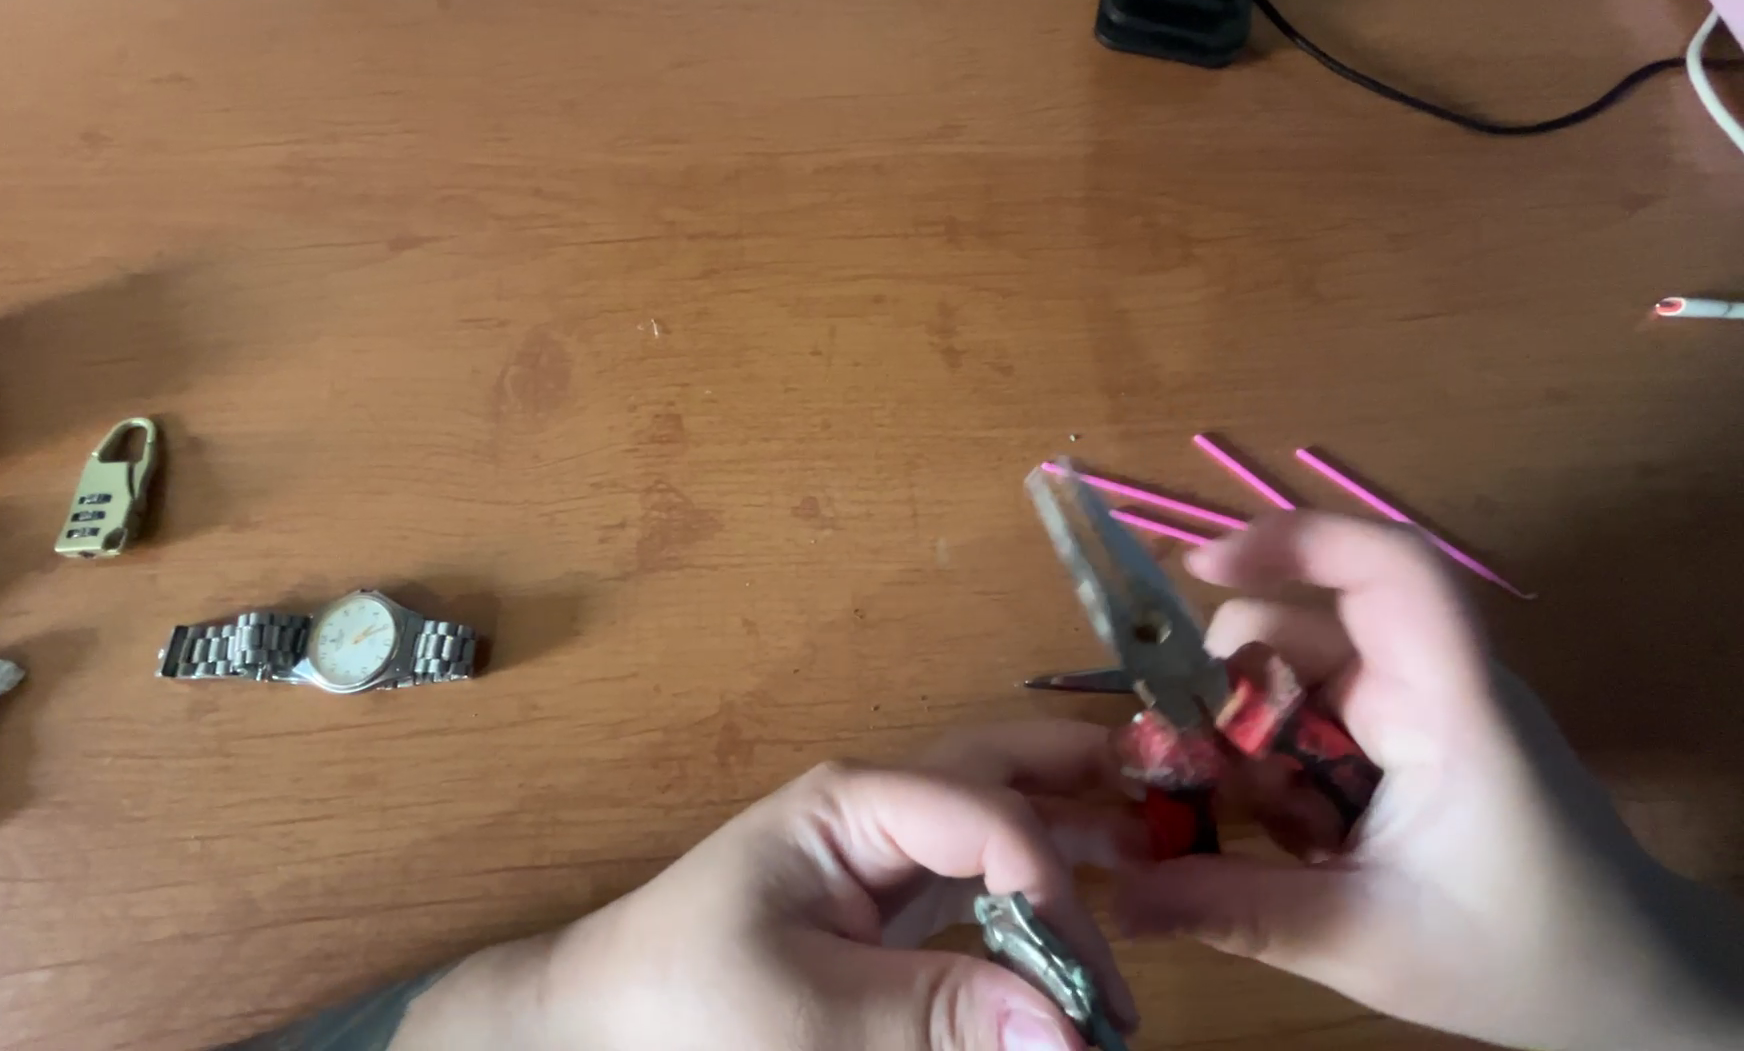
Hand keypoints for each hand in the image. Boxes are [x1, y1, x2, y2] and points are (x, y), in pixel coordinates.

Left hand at [393, 722, 1140, 1050]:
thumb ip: (931, 1014)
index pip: (983, 814)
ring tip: (1155, 839)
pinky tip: (1084, 897)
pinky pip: (979, 862)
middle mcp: (880, 803)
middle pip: (998, 766)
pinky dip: (1037, 871)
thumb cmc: (692, 991)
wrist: (617, 1004)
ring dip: (1072, 817)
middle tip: (1173, 800)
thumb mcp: (805, 1014)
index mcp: (856, 799)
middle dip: (1083, 775)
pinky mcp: (889, 887)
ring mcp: (886, 841)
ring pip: (997, 804)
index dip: (1052, 889)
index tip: (1096, 994)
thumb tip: (1068, 1034)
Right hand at [1115, 512, 1743, 1050]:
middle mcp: (1419, 685)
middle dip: (1215, 688)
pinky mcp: (1384, 734)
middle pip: (1288, 631)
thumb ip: (1235, 911)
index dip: (1292, 541)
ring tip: (1232, 815)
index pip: (1390, 572)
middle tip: (1176, 764)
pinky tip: (1272, 824)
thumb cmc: (1542, 965)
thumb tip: (1112, 899)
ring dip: (1231, 734)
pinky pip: (1289, 717)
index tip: (1197, 567)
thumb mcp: (1372, 945)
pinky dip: (1257, 758)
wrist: (1643, 994)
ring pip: (1274, 676)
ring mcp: (1400, 707)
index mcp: (1449, 709)